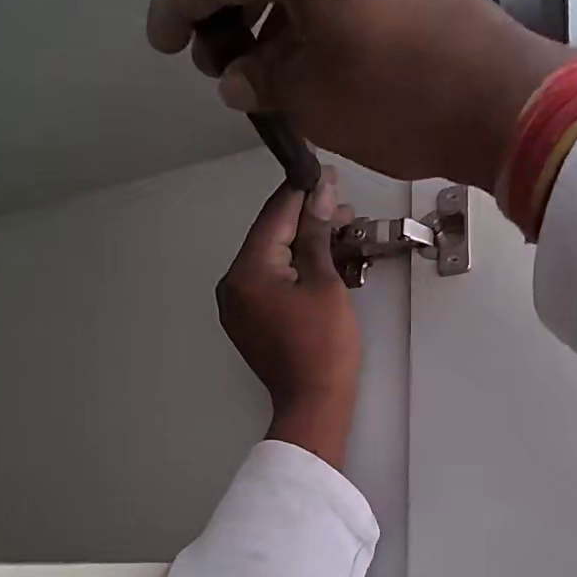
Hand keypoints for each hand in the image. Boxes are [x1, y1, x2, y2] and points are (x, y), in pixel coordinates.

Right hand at [148, 0, 576, 192]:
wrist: (496, 102)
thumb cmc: (395, 98)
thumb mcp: (310, 96)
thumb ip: (258, 77)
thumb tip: (234, 76)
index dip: (175, 6)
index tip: (158, 42)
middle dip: (219, 8)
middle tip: (207, 61)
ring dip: (261, 14)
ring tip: (245, 67)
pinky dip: (301, 12)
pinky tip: (291, 53)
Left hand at [218, 172, 361, 466]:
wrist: (315, 402)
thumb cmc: (325, 345)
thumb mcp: (325, 282)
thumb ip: (317, 232)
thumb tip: (319, 191)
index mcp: (247, 272)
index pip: (274, 216)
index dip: (302, 192)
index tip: (326, 173)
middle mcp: (232, 284)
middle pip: (271, 237)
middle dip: (307, 220)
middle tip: (344, 212)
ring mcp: (237, 305)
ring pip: (272, 260)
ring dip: (303, 245)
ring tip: (340, 235)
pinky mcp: (248, 321)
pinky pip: (270, 282)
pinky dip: (294, 270)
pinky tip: (321, 261)